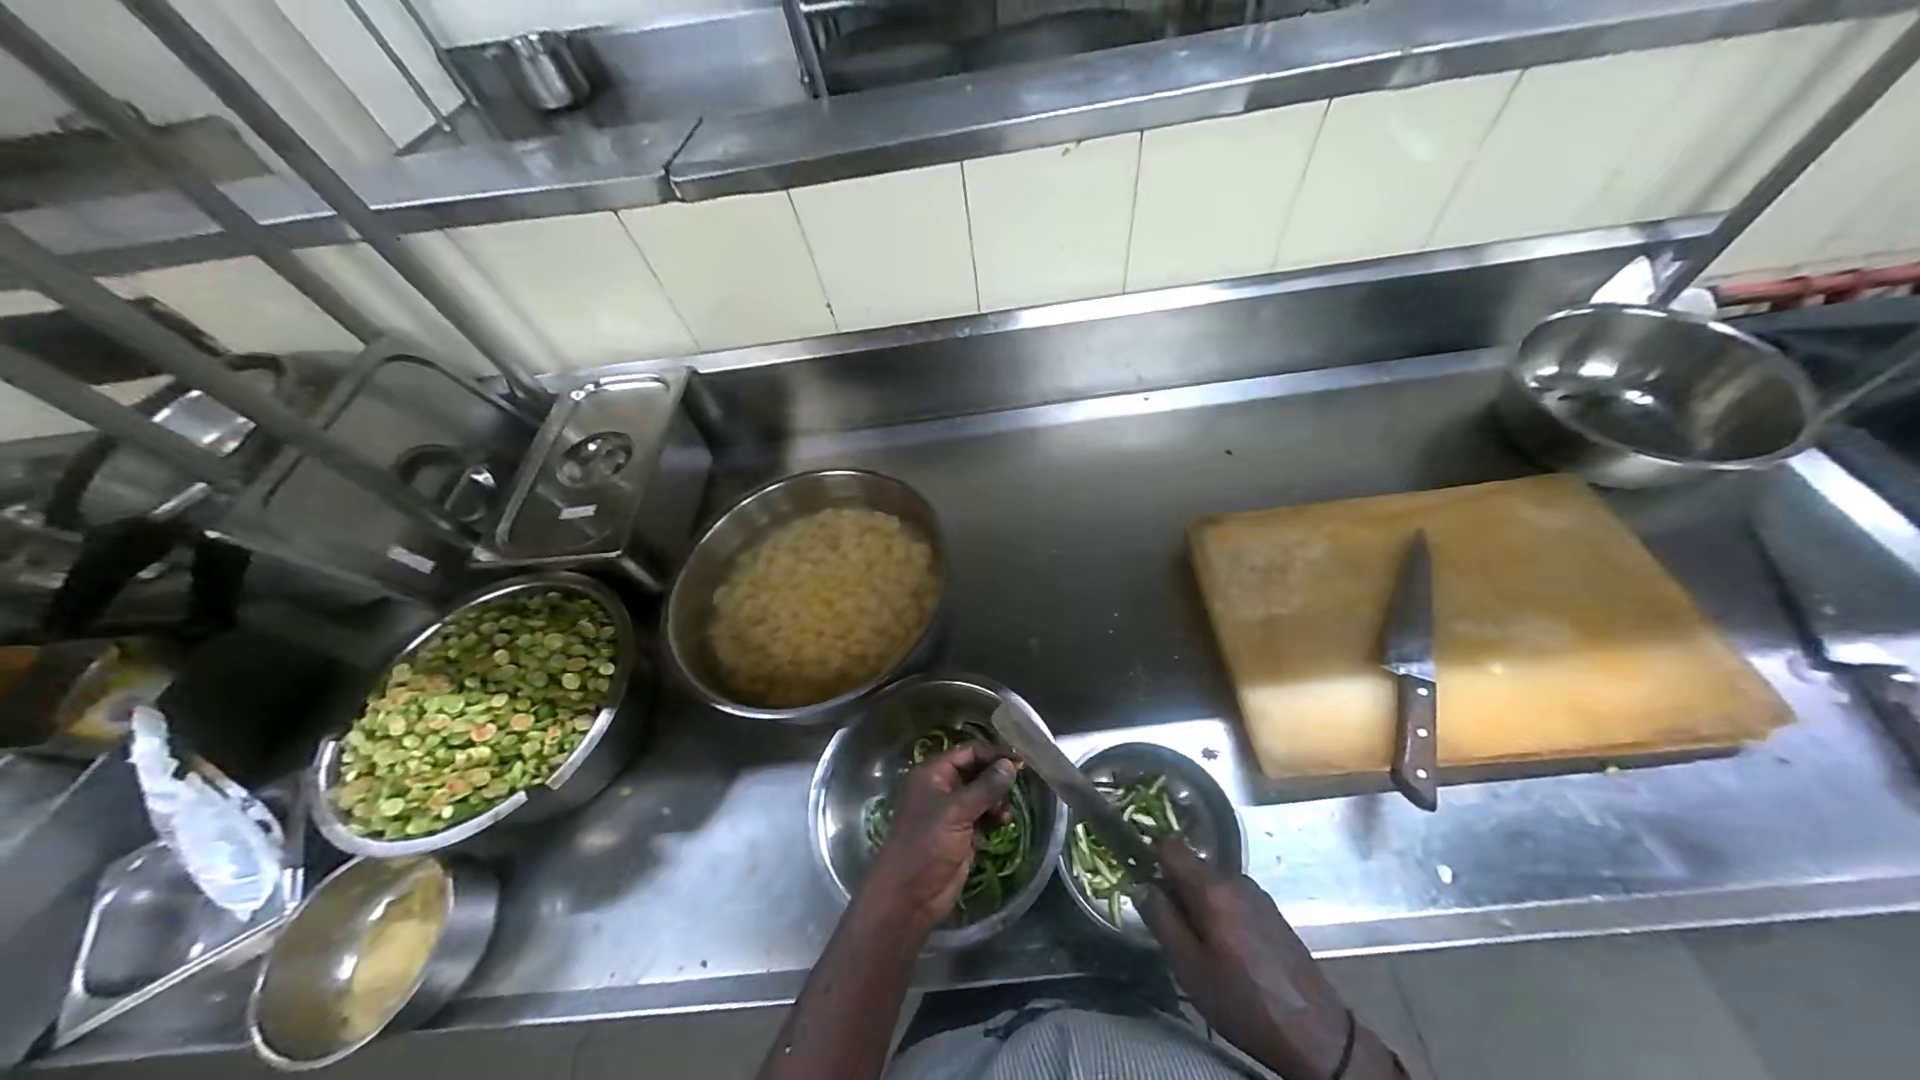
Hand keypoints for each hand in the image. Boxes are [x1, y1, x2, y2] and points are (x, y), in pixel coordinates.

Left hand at [864, 742, 1017, 929]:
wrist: (910, 896)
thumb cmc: (926, 845)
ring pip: (983, 794)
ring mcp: (952, 812)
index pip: (968, 752)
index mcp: (933, 774)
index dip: (992, 753)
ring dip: (998, 799)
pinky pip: (984, 816)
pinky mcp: (962, 834)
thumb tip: (1010, 764)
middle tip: (1022, 780)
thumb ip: (985, 787)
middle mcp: (943, 788)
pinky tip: (1004, 822)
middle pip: (976, 771)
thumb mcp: (956, 811)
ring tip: (1006, 811)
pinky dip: (995, 816)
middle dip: (997, 776)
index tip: (1020, 759)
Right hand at [1137, 839, 1397, 1079]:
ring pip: (1212, 884)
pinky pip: (1232, 898)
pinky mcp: (1273, 913)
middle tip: (1162, 922)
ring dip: (1196, 901)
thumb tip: (1141, 886)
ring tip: (1192, 940)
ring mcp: (1258, 895)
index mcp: (1212, 888)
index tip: (1138, 877)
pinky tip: (1221, 946)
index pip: (1171, 847)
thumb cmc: (1244, 1002)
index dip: (1149, 856)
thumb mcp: (1190, 967)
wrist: (1316, 1036)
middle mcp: (1236, 880)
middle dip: (1173, 886)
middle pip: (1192, 866)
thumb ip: (1161, 920)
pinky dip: (1218, 911)